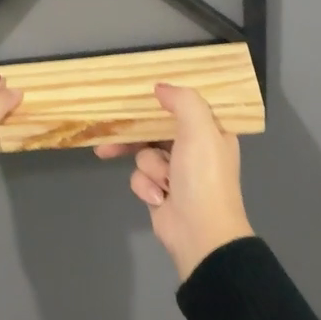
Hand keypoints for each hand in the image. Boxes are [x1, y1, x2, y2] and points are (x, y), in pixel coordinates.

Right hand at [95, 84, 255, 280]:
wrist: (199, 232)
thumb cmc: (204, 177)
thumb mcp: (200, 130)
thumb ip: (182, 101)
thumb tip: (160, 86)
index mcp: (211, 131)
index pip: (185, 106)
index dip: (164, 99)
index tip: (140, 92)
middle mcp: (194, 148)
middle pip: (156, 129)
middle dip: (135, 134)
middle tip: (109, 131)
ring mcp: (175, 170)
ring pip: (144, 153)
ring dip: (149, 167)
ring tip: (160, 181)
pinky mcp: (158, 190)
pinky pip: (139, 176)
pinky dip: (146, 186)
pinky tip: (159, 197)